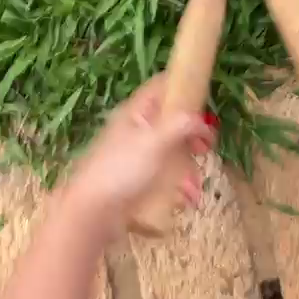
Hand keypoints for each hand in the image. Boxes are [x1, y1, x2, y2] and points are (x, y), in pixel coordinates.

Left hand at [60, 75, 215, 229]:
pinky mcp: (139, 180)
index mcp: (136, 112)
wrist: (91, 212)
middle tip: (205, 148)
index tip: (206, 101)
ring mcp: (137, 155)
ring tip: (193, 188)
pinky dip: (179, 185)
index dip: (184, 87)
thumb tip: (202, 121)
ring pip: (172, 151)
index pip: (161, 87)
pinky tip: (186, 199)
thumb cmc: (121, 170)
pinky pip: (166, 175)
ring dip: (188, 167)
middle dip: (192, 135)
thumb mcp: (154, 141)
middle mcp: (137, 130)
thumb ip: (180, 125)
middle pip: (172, 121)